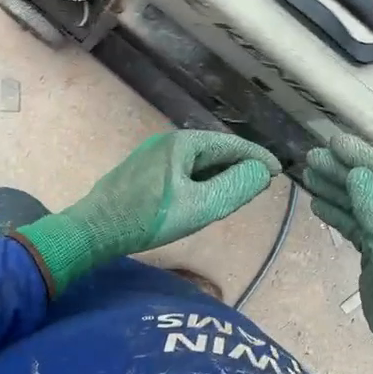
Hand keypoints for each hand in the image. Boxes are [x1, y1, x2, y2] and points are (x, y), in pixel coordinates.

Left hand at [17, 130, 280, 292]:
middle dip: (241, 165)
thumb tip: (262, 173)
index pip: (231, 145)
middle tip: (263, 183)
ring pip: (199, 162)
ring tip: (242, 190)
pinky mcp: (143, 173)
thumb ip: (234, 188)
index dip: (258, 158)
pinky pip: (184, 170)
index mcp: (183, 144)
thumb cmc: (148, 218)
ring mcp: (154, 157)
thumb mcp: (199, 207)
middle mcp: (168, 143)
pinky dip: (204, 180)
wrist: (93, 230)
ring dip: (222, 174)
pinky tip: (208, 196)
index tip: (279, 172)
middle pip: (215, 151)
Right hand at [303, 135, 372, 373]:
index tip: (334, 141)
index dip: (360, 155)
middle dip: (341, 169)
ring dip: (334, 187)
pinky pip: (352, 221)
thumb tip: (356, 173)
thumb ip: (372, 208)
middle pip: (368, 183)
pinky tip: (316, 202)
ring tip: (307, 172)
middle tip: (311, 155)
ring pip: (357, 201)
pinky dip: (335, 211)